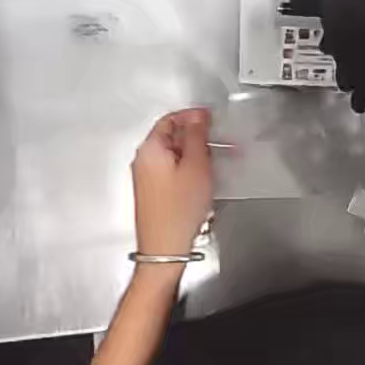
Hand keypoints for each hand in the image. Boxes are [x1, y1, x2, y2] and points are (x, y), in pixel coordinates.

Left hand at [131, 108, 212, 256]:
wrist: (165, 248)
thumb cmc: (178, 212)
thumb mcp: (196, 166)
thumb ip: (197, 136)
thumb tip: (197, 117)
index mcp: (150, 149)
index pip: (170, 119)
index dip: (193, 117)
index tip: (211, 120)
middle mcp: (144, 161)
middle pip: (172, 137)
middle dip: (198, 138)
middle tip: (220, 145)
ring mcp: (147, 178)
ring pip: (174, 156)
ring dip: (196, 156)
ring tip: (216, 166)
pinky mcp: (155, 193)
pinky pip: (173, 172)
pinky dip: (189, 171)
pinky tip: (203, 182)